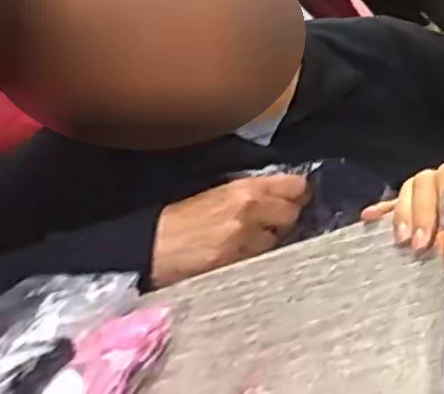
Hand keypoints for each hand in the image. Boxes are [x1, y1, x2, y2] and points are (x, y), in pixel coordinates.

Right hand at [150, 174, 308, 287]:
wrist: (144, 244)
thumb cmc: (185, 216)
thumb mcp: (224, 192)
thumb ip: (258, 192)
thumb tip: (285, 196)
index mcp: (250, 187)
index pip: (297, 186)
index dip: (299, 195)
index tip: (294, 202)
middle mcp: (251, 207)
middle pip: (292, 213)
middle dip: (285, 219)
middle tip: (272, 225)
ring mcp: (241, 233)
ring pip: (277, 238)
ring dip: (268, 240)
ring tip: (250, 241)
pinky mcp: (229, 257)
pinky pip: (256, 256)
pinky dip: (252, 255)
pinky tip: (237, 253)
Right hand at [362, 161, 443, 254]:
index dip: (443, 201)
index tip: (439, 236)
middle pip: (430, 178)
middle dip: (421, 210)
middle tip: (419, 243)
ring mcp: (438, 188)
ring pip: (413, 185)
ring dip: (402, 211)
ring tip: (400, 240)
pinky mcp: (420, 205)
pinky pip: (397, 201)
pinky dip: (384, 210)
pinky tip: (368, 218)